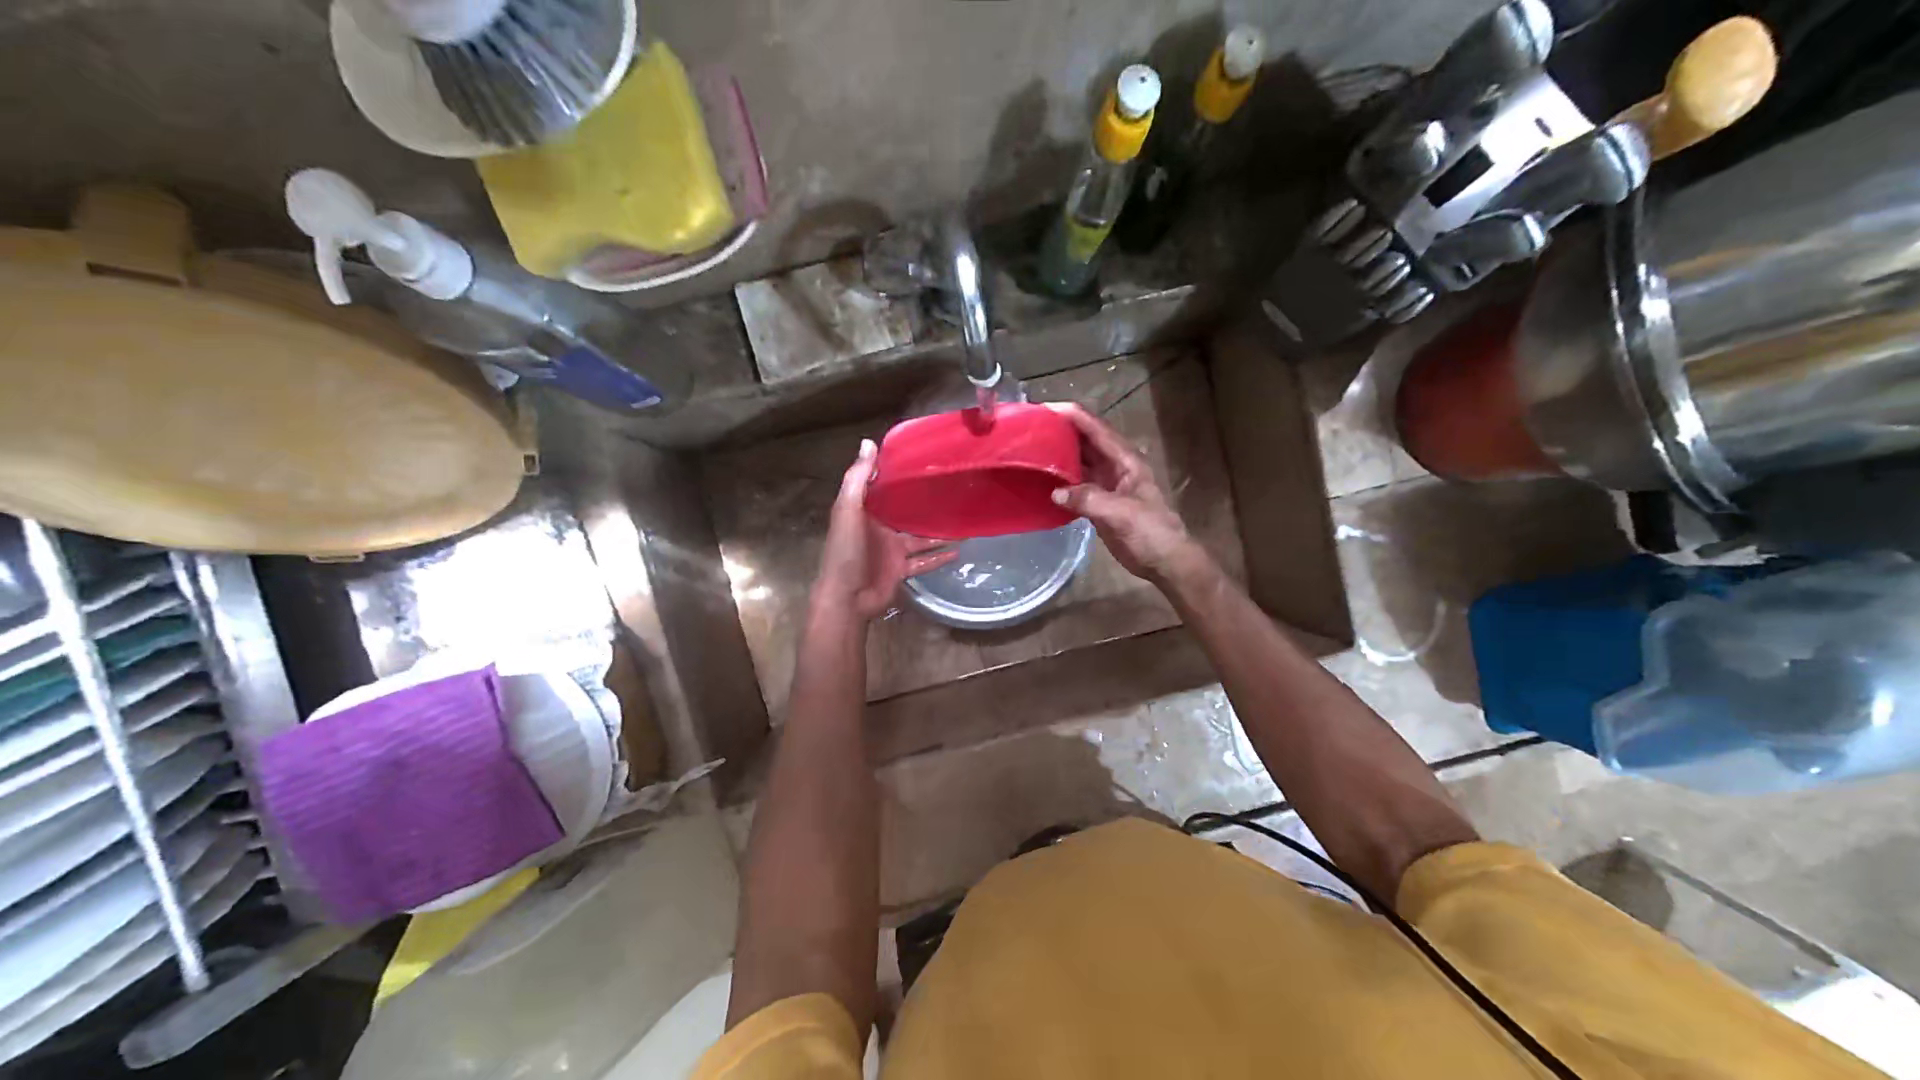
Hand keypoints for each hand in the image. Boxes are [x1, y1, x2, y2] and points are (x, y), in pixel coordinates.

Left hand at [812, 439, 956, 620]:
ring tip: (964, 520)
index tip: (925, 461)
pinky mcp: (900, 570)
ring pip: (920, 538)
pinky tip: (959, 550)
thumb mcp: (848, 510)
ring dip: (940, 532)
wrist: (847, 598)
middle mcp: (879, 528)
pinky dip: (940, 557)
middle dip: (925, 503)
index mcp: (864, 511)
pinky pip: (924, 561)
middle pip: (906, 512)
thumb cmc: (845, 551)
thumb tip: (869, 443)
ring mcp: (891, 551)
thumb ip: (858, 478)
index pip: (884, 488)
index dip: (899, 475)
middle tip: (953, 489)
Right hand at [1047, 402, 1207, 585]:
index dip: (1073, 415)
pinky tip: (1041, 480)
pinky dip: (1060, 480)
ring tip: (1029, 447)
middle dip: (1060, 431)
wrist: (1165, 562)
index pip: (1096, 429)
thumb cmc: (1151, 533)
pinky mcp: (1099, 503)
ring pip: (1079, 462)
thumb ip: (1089, 499)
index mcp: (1125, 460)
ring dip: (1058, 455)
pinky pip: (1075, 485)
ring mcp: (1107, 485)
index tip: (1044, 407)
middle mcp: (1115, 466)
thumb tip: (1055, 492)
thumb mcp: (1121, 513)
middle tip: (1028, 427)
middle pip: (1085, 441)